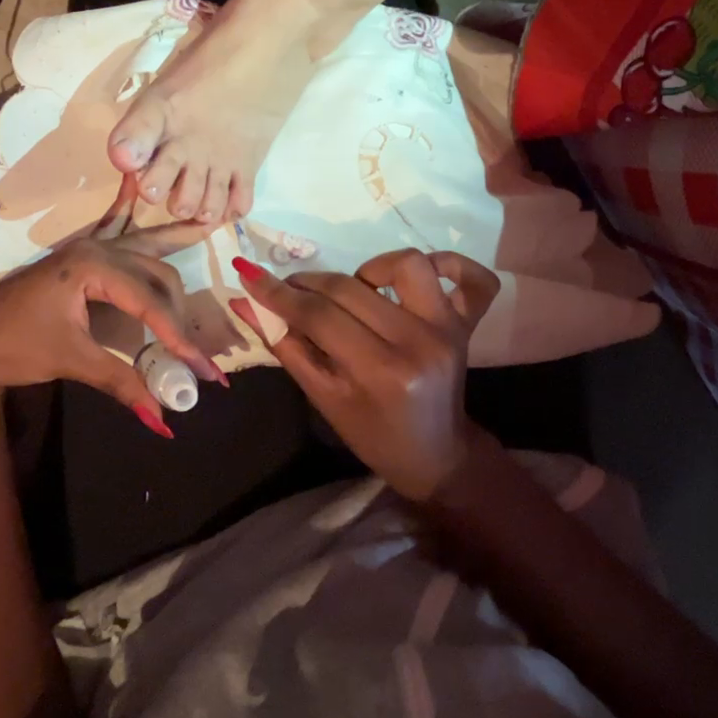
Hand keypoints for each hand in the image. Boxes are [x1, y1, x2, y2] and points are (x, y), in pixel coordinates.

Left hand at [0, 177, 217, 435]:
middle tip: (198, 358)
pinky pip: (133, 256)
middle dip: (180, 316)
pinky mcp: (84, 264)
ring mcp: (89, 251)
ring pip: (148, 262)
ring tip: (200, 319)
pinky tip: (186, 233)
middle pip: (157, 275)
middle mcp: (95, 247)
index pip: (149, 299)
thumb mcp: (70, 360)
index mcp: (90, 263)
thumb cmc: (11, 346)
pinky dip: (159, 250)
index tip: (206, 371)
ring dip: (174, 289)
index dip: (179, 336)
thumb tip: (163, 420)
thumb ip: (120, 380)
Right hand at [228, 249, 499, 498]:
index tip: (249, 275)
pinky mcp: (466, 322)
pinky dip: (445, 263)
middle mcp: (419, 342)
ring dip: (368, 269)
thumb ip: (286, 346)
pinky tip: (405, 279)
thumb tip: (246, 301)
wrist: (435, 453)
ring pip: (406, 264)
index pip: (320, 316)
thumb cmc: (372, 435)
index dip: (279, 294)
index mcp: (381, 372)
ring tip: (351, 292)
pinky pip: (470, 276)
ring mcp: (448, 328)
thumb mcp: (322, 398)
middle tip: (289, 290)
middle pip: (351, 289)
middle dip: (308, 283)